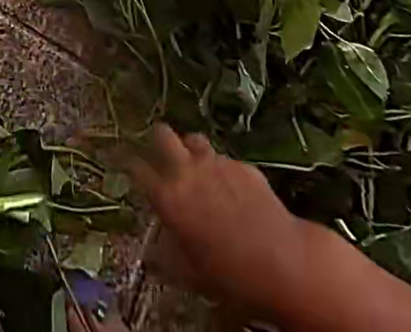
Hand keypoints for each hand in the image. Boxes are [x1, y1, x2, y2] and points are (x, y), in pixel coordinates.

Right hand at [128, 125, 410, 331]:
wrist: (285, 262)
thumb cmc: (232, 276)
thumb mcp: (191, 275)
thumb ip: (165, 258)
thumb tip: (151, 253)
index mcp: (169, 198)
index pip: (136, 167)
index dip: (128, 162)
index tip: (125, 162)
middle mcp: (188, 172)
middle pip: (162, 134)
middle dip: (156, 139)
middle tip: (158, 151)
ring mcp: (217, 164)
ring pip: (194, 139)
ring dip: (190, 148)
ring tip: (194, 165)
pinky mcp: (243, 165)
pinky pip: (223, 157)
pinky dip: (221, 167)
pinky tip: (230, 188)